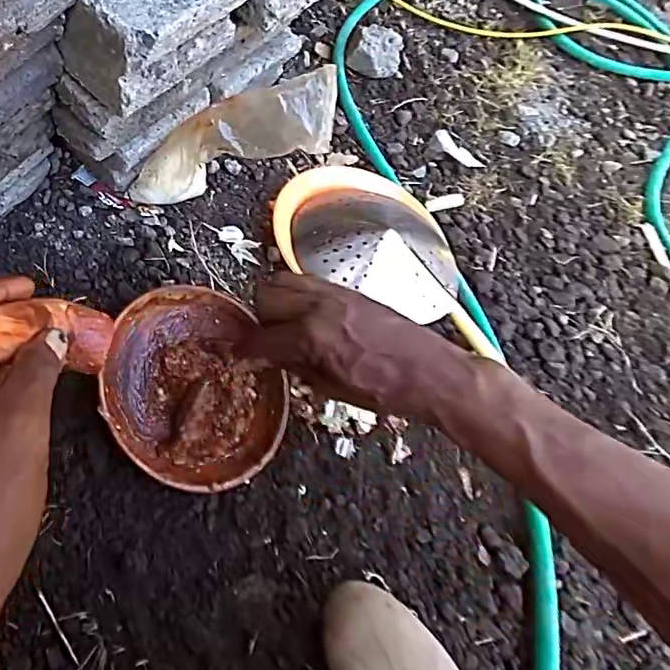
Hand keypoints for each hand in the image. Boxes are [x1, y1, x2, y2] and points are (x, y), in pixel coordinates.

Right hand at [244, 271, 483, 422]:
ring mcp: (333, 294)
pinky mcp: (346, 290)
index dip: (244, 350)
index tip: (238, 355)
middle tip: (266, 337)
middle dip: (259, 317)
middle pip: (264, 295)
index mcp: (313, 337)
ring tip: (284, 323)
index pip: (261, 338)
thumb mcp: (331, 388)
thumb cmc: (388, 388)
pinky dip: (296, 295)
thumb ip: (294, 366)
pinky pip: (306, 281)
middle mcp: (318, 307)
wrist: (432, 373)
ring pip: (282, 280)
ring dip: (275, 300)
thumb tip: (270, 357)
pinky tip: (306, 316)